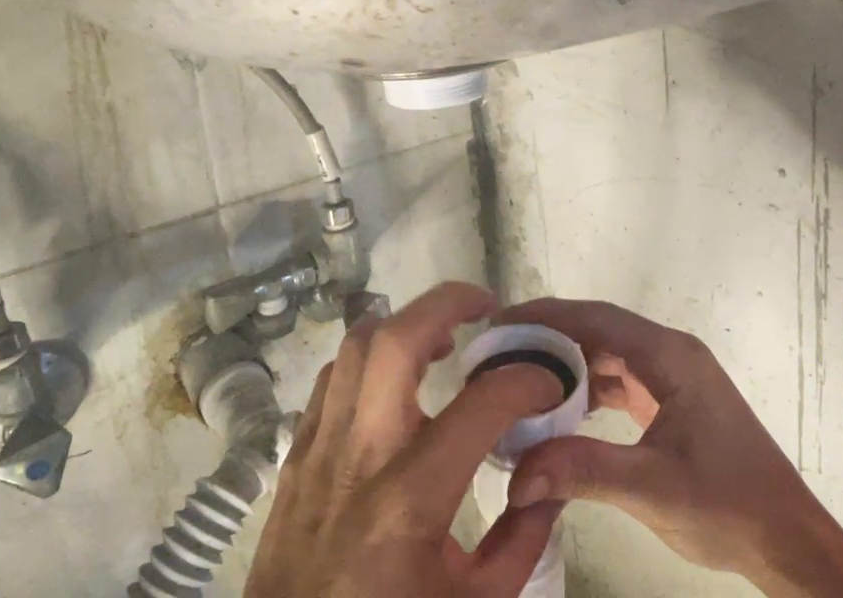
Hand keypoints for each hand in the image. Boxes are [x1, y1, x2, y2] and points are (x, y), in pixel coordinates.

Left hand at [246, 282, 566, 597]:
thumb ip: (522, 538)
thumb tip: (547, 476)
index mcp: (410, 499)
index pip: (480, 405)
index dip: (525, 380)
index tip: (548, 382)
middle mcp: (359, 457)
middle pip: (393, 342)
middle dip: (446, 304)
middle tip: (485, 307)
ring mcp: (318, 450)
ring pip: (354, 348)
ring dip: (404, 326)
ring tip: (443, 340)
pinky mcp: (295, 456)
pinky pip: (331, 381)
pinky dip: (368, 361)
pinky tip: (395, 381)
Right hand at [497, 299, 842, 597]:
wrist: (785, 537)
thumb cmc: (727, 504)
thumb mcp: (652, 488)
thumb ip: (583, 471)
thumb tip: (515, 474)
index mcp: (670, 357)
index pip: (597, 319)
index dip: (546, 316)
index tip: (500, 323)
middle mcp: (670, 356)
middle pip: (599, 332)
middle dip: (549, 340)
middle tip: (497, 357)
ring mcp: (672, 379)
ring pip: (607, 357)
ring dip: (565, 368)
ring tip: (516, 383)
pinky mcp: (670, 403)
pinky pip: (618, 384)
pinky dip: (585, 393)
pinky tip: (555, 414)